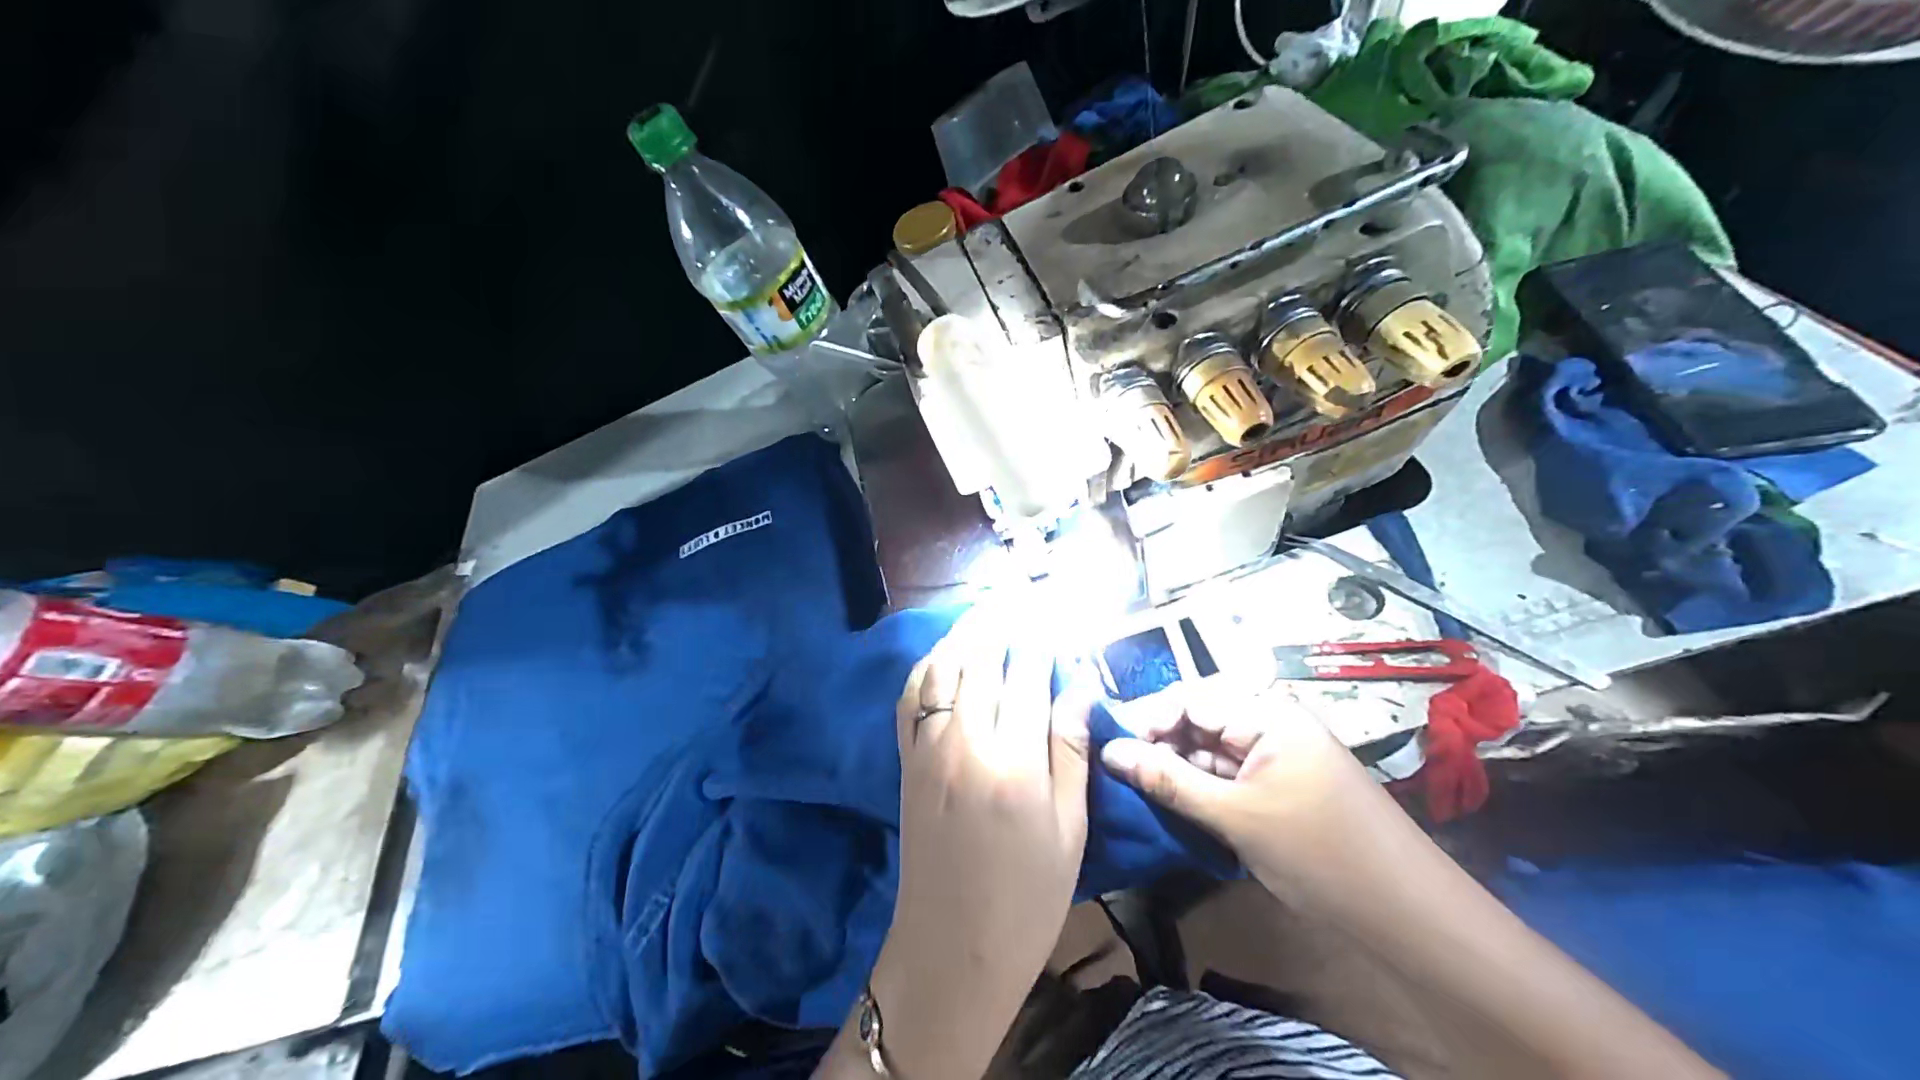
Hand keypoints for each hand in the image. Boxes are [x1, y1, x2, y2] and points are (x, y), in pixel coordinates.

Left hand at [868, 610, 1094, 1079]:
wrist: (950, 947)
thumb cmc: (1026, 898)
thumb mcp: (1068, 831)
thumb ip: (1071, 753)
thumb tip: (1077, 689)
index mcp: (1014, 763)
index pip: (1028, 677)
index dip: (1041, 640)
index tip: (1051, 613)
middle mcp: (965, 743)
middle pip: (982, 662)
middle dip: (1002, 624)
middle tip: (1019, 599)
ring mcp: (927, 749)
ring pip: (942, 670)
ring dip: (963, 635)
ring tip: (984, 614)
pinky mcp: (905, 762)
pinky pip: (911, 698)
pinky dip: (927, 666)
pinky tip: (942, 653)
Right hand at [1099, 686, 1387, 888]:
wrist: (1407, 914)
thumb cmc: (1319, 854)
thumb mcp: (1233, 816)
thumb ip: (1167, 780)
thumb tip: (1109, 750)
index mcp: (1268, 712)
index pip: (1192, 696)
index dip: (1150, 718)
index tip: (1113, 747)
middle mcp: (1272, 722)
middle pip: (1201, 718)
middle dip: (1161, 742)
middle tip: (1121, 770)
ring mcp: (1278, 754)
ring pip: (1212, 747)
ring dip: (1178, 766)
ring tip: (1139, 787)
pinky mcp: (1280, 784)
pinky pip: (1229, 772)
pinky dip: (1201, 784)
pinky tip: (1173, 801)